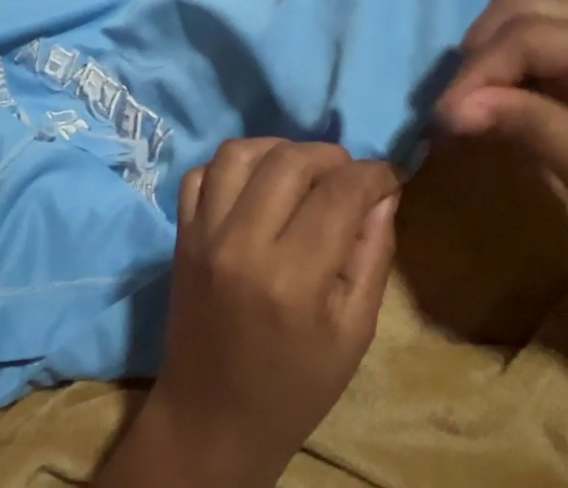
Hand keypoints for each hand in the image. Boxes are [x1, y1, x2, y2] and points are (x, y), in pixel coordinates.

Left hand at [134, 140, 398, 485]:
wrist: (212, 418)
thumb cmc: (296, 386)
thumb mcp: (354, 332)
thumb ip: (373, 255)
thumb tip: (385, 193)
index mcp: (294, 277)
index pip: (341, 192)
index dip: (374, 174)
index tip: (388, 179)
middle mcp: (243, 243)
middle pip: (290, 160)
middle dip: (331, 156)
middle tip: (348, 177)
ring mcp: (203, 234)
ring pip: (239, 152)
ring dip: (279, 150)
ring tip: (302, 172)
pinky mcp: (180, 235)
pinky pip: (201, 173)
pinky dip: (232, 167)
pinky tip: (256, 186)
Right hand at [432, 0, 567, 281]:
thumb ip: (528, 126)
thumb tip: (449, 108)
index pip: (528, 34)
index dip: (477, 71)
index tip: (442, 118)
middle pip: (522, 8)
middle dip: (478, 52)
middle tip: (456, 108)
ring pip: (524, 24)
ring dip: (488, 59)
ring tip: (469, 109)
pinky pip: (536, 54)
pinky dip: (504, 74)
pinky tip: (493, 110)